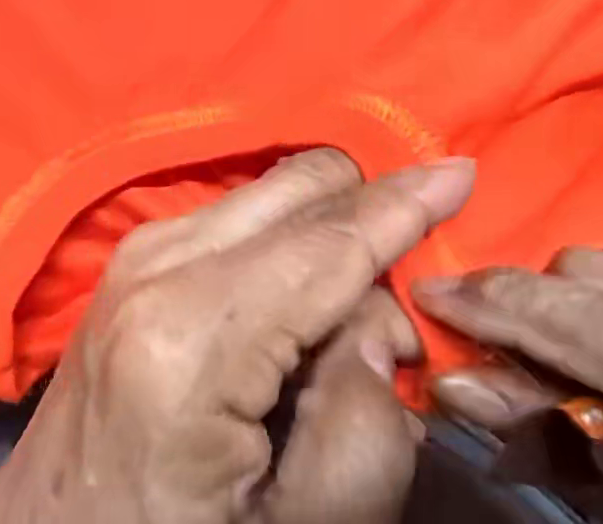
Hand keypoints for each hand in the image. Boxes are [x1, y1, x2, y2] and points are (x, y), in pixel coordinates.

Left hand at [0, 148, 475, 523]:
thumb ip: (364, 430)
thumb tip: (379, 324)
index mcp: (194, 336)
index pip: (332, 243)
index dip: (407, 204)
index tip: (463, 172)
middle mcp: (164, 262)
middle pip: (307, 187)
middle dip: (370, 226)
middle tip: (391, 321)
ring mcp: (143, 244)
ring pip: (279, 189)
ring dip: (333, 237)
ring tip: (339, 334)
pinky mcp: (139, 247)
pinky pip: (247, 209)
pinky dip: (293, 241)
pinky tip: (293, 312)